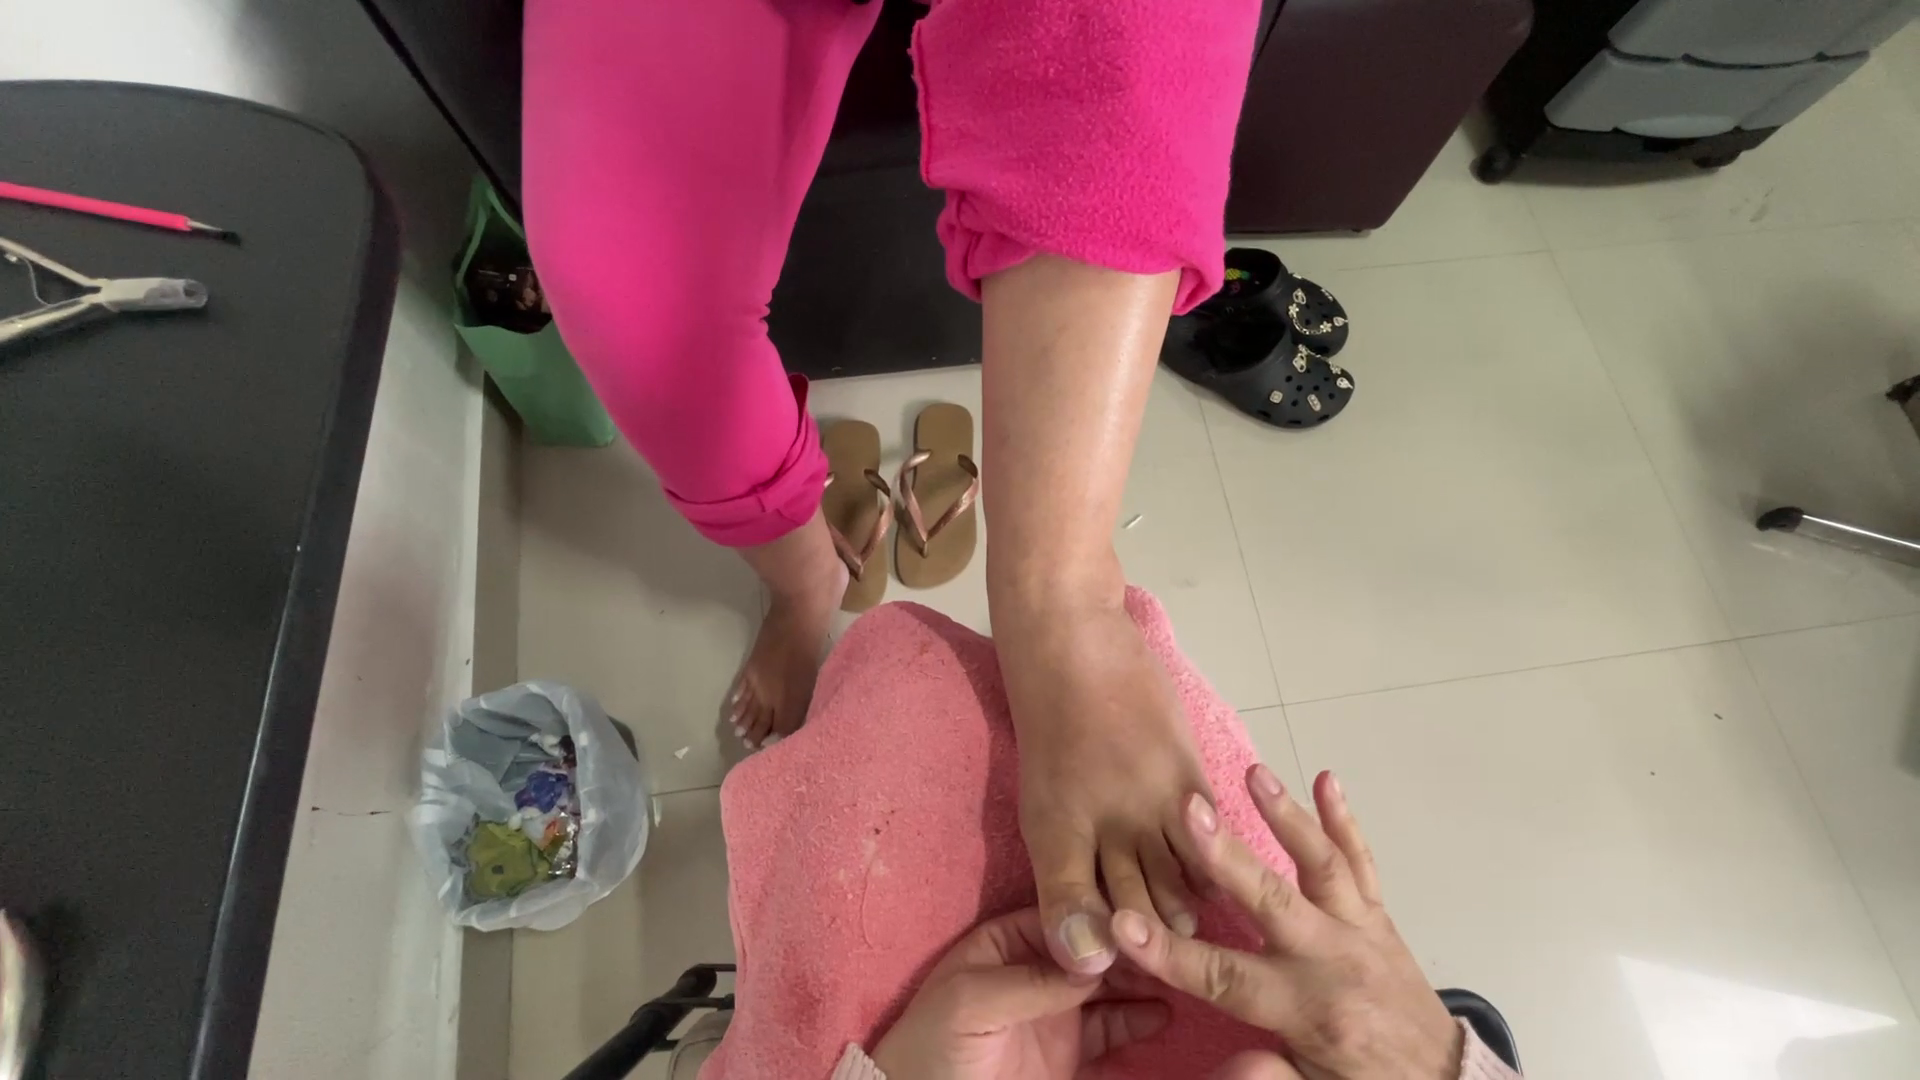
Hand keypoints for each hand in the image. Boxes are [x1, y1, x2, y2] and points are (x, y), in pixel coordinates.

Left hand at [870, 908, 1169, 1079]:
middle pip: (1092, 952)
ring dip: (1141, 982)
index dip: (1101, 917)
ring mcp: (1055, 1014)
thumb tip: (1095, 958)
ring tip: (1179, 975)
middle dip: (1129, 949)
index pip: (1063, 918)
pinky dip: (1137, 1022)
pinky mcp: (1068, 1056)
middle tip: (1173, 947)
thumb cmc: (934, 1046)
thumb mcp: (972, 1000)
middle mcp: (1037, 970)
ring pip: (1108, 989)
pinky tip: (1163, 1012)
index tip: (1142, 918)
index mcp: (1007, 943)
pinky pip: (1110, 1034)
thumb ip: (1030, 979)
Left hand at [995, 596, 1211, 974]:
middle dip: (1158, 944)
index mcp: (1055, 839)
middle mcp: (1104, 831)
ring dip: (1191, 911)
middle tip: (1180, 964)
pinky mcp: (1187, 774)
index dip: (1110, 956)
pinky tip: (1223, 884)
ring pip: (1183, 886)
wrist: (1070, 646)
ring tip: (1208, 932)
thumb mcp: (1039, 798)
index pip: (1087, 926)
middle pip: (1143, 913)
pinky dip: (1218, 869)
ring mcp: (1148, 803)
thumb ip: (1062, 869)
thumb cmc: (1048, 720)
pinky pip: (1211, 843)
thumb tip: (1086, 948)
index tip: (1130, 970)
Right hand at [1110, 768, 1461, 1079]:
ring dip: (1287, 816)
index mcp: (1309, 1007)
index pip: (1226, 977)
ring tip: (1255, 773)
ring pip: (1323, 865)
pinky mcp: (1376, 913)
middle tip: (1190, 811)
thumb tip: (1224, 1064)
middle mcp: (1332, 957)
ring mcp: (1357, 927)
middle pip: (1273, 899)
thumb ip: (1270, 1078)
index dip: (1171, 952)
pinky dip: (1345, 819)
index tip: (1124, 923)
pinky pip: (1363, 862)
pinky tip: (1326, 779)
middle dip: (1226, 854)